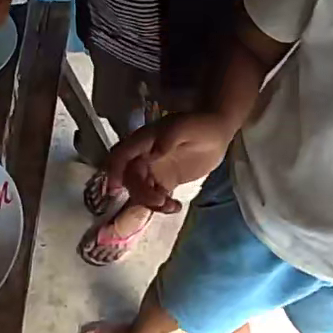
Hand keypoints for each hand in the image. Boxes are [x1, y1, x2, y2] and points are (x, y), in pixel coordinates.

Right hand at [103, 112, 234, 210]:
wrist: (219, 133)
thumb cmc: (201, 125)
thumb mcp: (184, 128)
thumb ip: (167, 139)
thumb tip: (151, 154)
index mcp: (144, 141)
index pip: (121, 156)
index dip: (114, 171)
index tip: (116, 189)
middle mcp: (144, 156)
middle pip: (129, 178)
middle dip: (139, 193)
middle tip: (160, 200)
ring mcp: (154, 170)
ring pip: (140, 191)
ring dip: (149, 203)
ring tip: (170, 205)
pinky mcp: (165, 181)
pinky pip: (155, 197)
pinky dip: (161, 206)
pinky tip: (176, 207)